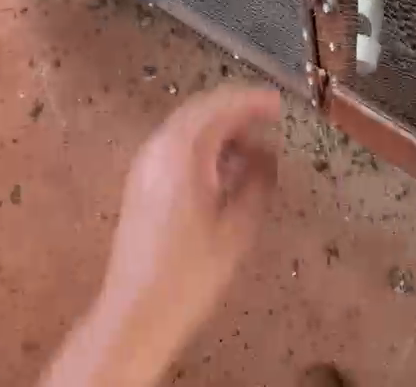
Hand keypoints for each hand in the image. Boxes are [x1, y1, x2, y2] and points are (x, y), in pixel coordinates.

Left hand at [42, 86, 281, 386]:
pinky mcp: (140, 183)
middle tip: (269, 117)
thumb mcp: (237, 228)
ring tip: (253, 147)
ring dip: (220, 128)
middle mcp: (160, 147)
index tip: (279, 103)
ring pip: (187, 127)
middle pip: (201, 109)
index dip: (253, 100)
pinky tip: (223, 168)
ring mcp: (145, 164)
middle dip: (236, 109)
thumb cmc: (190, 272)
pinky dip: (203, 144)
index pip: (221, 105)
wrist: (135, 315)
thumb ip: (256, 182)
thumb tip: (267, 155)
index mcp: (183, 151)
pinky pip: (176, 145)